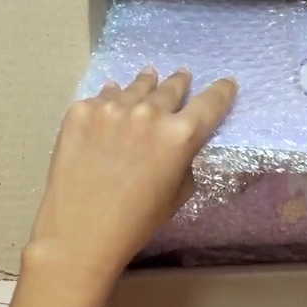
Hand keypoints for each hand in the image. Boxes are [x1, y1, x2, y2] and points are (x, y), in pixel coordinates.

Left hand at [26, 68, 236, 279]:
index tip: (227, 84)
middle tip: (183, 77)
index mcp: (181, 135)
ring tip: (150, 75)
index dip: (222, 91)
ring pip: (137, 86)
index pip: (211, 103)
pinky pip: (104, 96)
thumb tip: (179, 141)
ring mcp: (112, 108)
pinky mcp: (81, 111)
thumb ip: (185, 158)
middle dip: (181, 83)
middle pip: (172, 88)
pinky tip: (114, 97)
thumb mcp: (179, 192)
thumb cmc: (138, 221)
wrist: (80, 231)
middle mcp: (150, 113)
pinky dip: (113, 97)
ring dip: (147, 83)